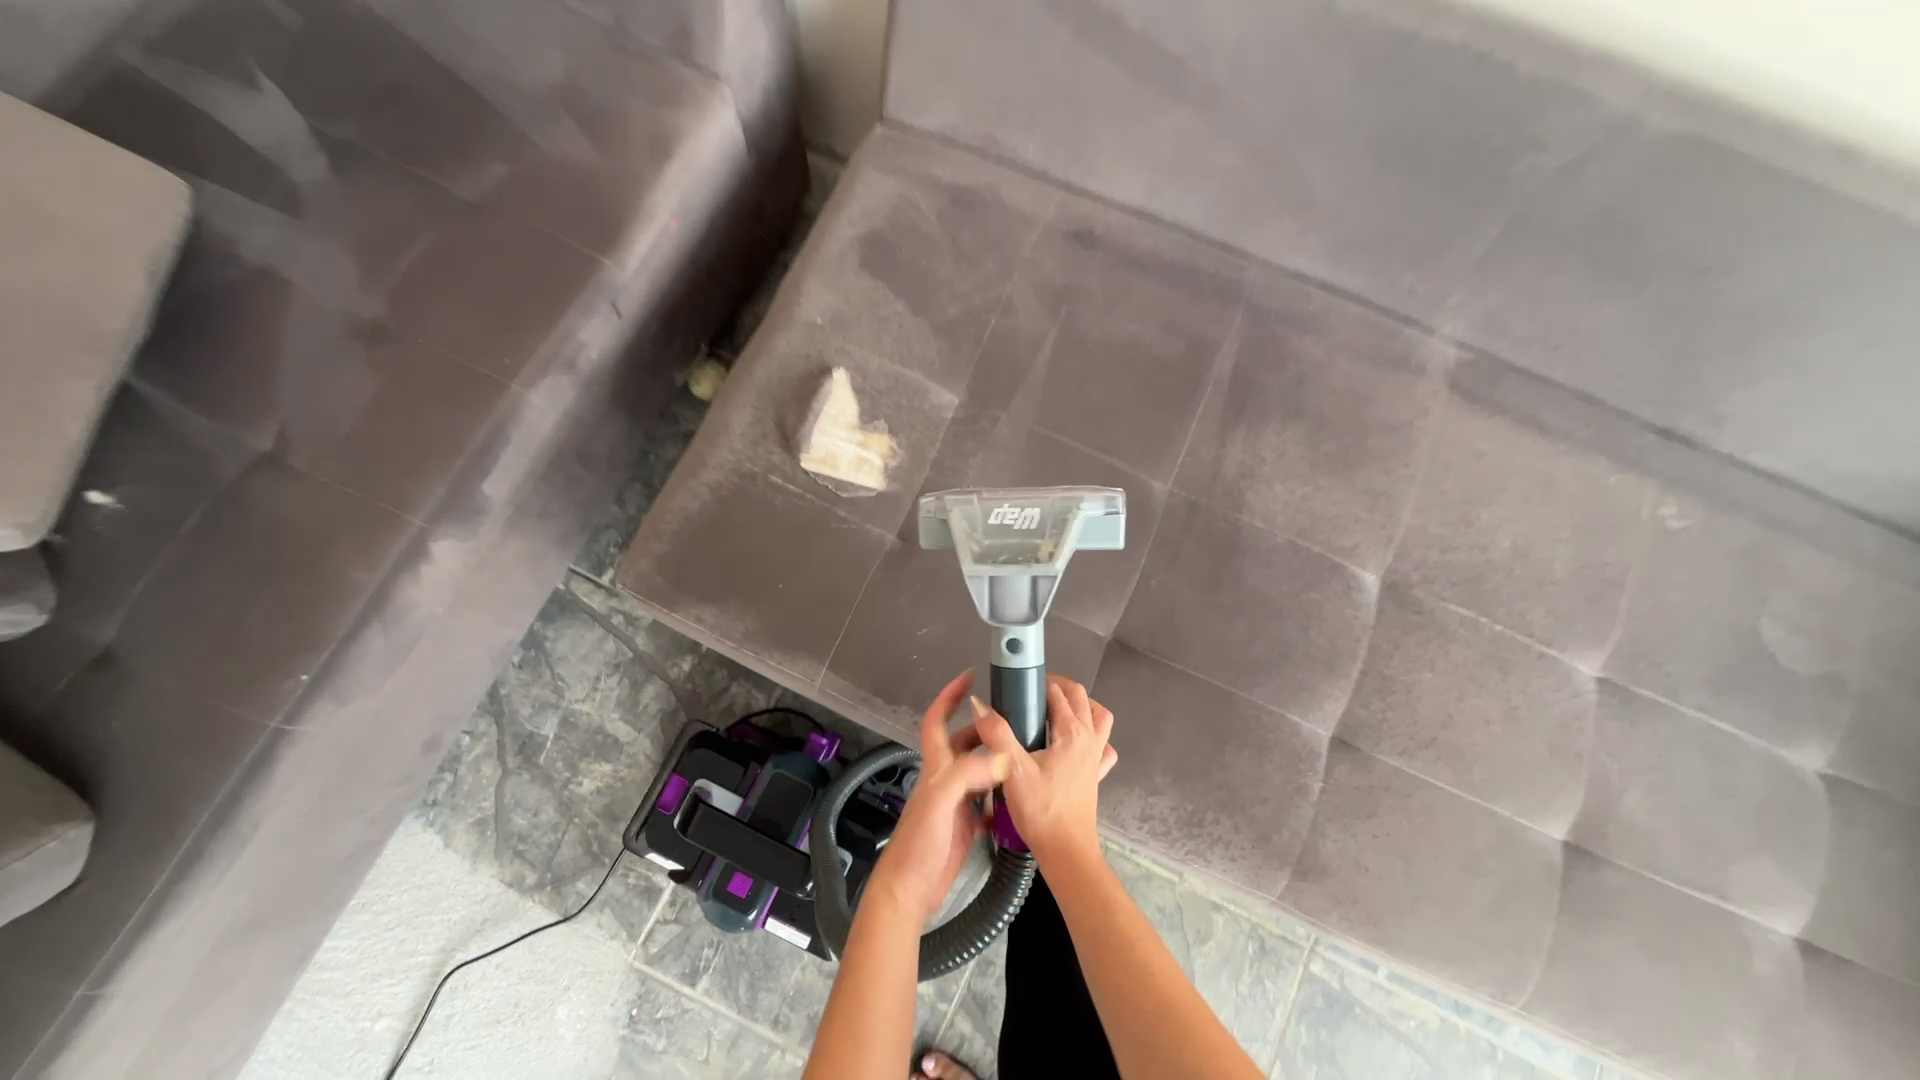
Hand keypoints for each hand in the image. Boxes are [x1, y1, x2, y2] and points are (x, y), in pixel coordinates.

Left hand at [863, 672, 1008, 922]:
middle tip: (1016, 720)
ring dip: (998, 760)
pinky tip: (1020, 796)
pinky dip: (1003, 796)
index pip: (937, 722)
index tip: (969, 676)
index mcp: (935, 768)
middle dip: (986, 729)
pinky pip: (988, 803)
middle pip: (964, 745)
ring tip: (1026, 751)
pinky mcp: (965, 826)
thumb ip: (968, 774)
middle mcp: (944, 781)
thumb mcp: (940, 801)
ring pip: (979, 772)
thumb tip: (1004, 758)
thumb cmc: (919, 844)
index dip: (949, 697)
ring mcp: (955, 804)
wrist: (909, 891)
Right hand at [972, 676, 1117, 863]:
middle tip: (1034, 692)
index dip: (1038, 683)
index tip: (1017, 686)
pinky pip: (1104, 748)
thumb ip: (996, 733)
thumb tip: (978, 704)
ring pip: (1100, 718)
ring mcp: (1097, 758)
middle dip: (1060, 688)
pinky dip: (1095, 738)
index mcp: (1073, 732)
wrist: (1065, 850)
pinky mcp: (1096, 777)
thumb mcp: (1012, 769)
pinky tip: (1078, 745)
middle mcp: (1091, 739)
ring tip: (1057, 711)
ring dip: (1082, 707)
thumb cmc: (1041, 809)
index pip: (1058, 692)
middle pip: (1082, 698)